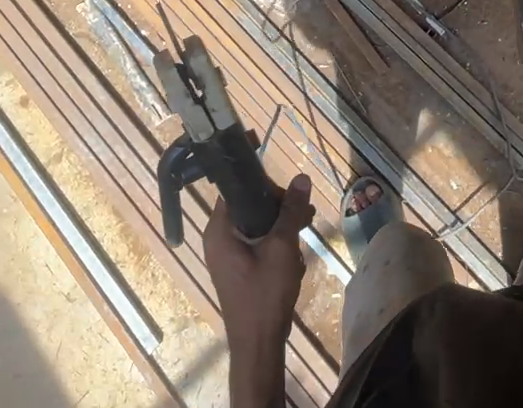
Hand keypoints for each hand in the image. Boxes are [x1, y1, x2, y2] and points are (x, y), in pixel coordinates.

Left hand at [205, 173, 313, 407]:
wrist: (258, 343)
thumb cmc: (265, 293)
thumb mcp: (282, 246)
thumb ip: (291, 210)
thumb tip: (301, 178)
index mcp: (219, 230)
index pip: (236, 189)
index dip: (262, 183)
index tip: (287, 188)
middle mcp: (218, 238)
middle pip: (249, 205)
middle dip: (278, 206)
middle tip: (302, 212)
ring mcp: (227, 254)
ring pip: (256, 224)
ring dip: (281, 224)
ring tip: (305, 227)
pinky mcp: (239, 267)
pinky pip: (257, 241)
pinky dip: (276, 240)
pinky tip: (295, 251)